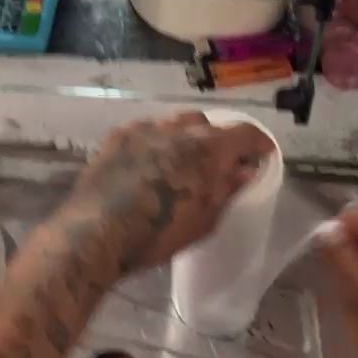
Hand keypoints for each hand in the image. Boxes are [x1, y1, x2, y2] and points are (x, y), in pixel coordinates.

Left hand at [56, 111, 273, 275]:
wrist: (97, 231)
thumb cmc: (159, 234)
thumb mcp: (205, 221)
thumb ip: (227, 190)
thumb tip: (244, 170)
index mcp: (208, 148)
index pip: (244, 132)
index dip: (256, 143)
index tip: (260, 155)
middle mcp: (179, 128)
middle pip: (206, 124)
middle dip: (215, 140)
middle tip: (214, 164)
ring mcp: (146, 127)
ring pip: (174, 125)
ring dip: (182, 140)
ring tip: (178, 164)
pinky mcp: (119, 134)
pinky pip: (146, 132)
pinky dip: (154, 143)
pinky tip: (147, 165)